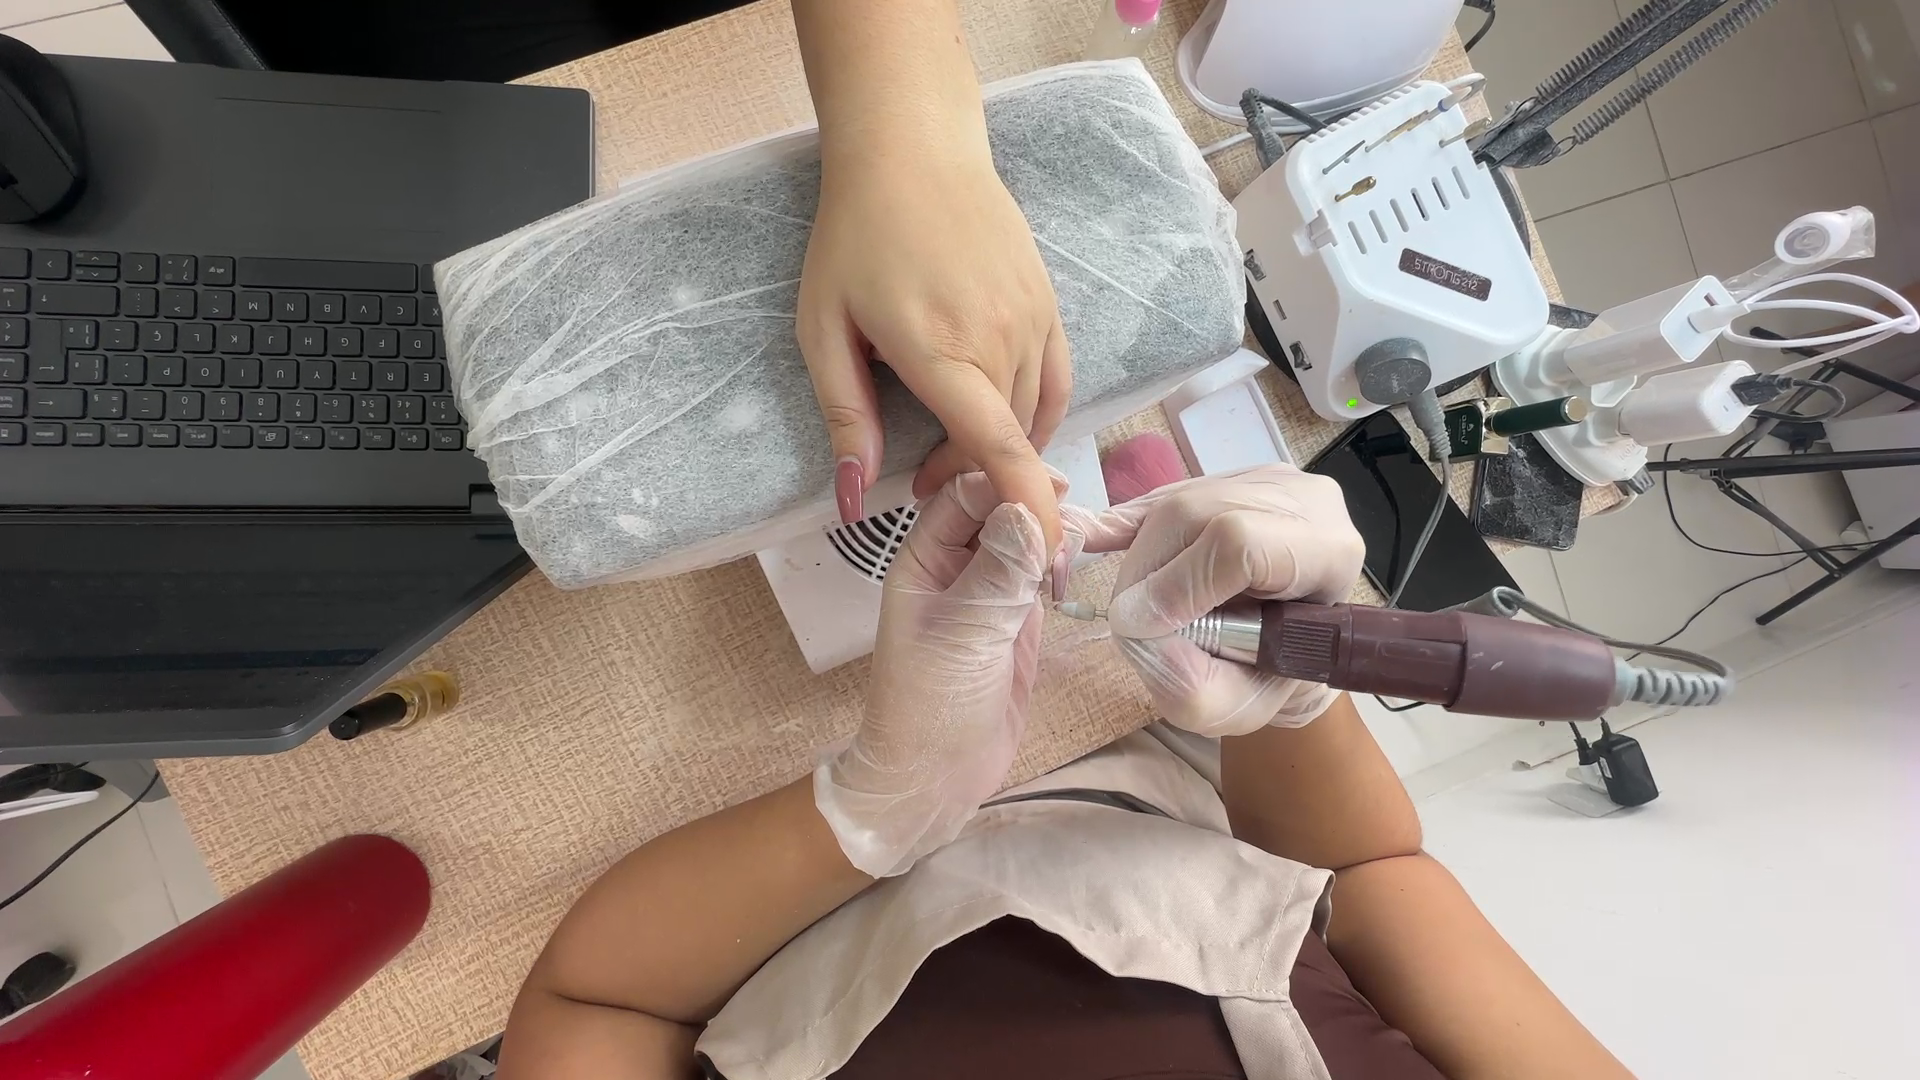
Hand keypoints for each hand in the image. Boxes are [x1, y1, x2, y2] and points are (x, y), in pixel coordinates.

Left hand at [797, 137, 1070, 550]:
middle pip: (1007, 444)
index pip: (998, 449)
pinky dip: (1037, 418)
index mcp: (943, 352)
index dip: (1022, 510)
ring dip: (998, 447)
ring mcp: (1035, 321)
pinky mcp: (1049, 307)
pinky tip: (1009, 423)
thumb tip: (852, 497)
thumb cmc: (856, 237)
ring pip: (1033, 418)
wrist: (913, 150)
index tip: (1034, 556)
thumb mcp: (823, 330)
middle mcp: (1003, 341)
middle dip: (970, 477)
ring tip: (952, 443)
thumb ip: (845, 417)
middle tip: (922, 475)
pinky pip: (1057, 383)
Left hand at [815, 472, 1061, 876]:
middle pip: (996, 509)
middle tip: (1073, 512)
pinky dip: (1056, 564)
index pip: (965, 495)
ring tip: (1077, 539)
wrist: (937, 775)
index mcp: (924, 556)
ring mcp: (988, 590)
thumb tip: (1029, 509)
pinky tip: (1074, 562)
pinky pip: (1036, 574)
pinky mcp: (1015, 617)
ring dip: (1048, 533)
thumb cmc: (932, 701)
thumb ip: (998, 573)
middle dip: (1032, 504)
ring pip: (1021, 539)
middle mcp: (954, 564)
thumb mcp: (964, 632)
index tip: (1052, 487)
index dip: (1004, 482)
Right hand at [1069, 465, 1366, 735]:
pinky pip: (1155, 496)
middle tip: (1135, 625)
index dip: (1178, 584)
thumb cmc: (1269, 679)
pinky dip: (1118, 523)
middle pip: (1191, 515)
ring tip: (1147, 604)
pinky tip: (1093, 539)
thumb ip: (1192, 687)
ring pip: (1170, 505)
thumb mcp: (1238, 709)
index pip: (1238, 543)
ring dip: (1139, 561)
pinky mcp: (1223, 477)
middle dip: (1147, 575)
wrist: (1285, 648)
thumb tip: (1137, 627)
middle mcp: (1303, 499)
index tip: (1140, 628)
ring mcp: (1263, 479)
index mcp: (1329, 553)